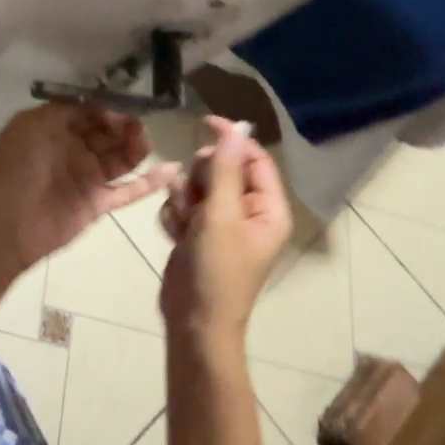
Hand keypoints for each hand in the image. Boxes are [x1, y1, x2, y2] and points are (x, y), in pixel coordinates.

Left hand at [0, 103, 180, 273]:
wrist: (7, 223)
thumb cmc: (17, 167)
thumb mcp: (33, 125)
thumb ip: (65, 111)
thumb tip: (100, 108)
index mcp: (53, 129)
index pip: (87, 113)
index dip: (107, 108)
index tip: (127, 105)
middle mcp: (70, 150)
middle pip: (105, 134)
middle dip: (123, 126)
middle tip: (140, 124)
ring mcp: (85, 178)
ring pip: (118, 159)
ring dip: (135, 148)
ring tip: (147, 141)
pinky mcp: (97, 204)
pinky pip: (127, 190)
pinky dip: (149, 182)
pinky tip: (171, 169)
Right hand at [158, 116, 292, 343]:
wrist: (194, 322)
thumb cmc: (216, 271)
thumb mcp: (220, 215)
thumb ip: (226, 169)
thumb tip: (236, 127)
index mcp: (267, 208)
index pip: (254, 157)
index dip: (231, 139)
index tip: (203, 123)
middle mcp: (248, 211)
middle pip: (221, 168)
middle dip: (200, 178)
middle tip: (194, 199)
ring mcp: (222, 222)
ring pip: (197, 184)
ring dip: (184, 198)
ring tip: (185, 224)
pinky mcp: (198, 232)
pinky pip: (182, 203)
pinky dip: (176, 214)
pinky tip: (176, 235)